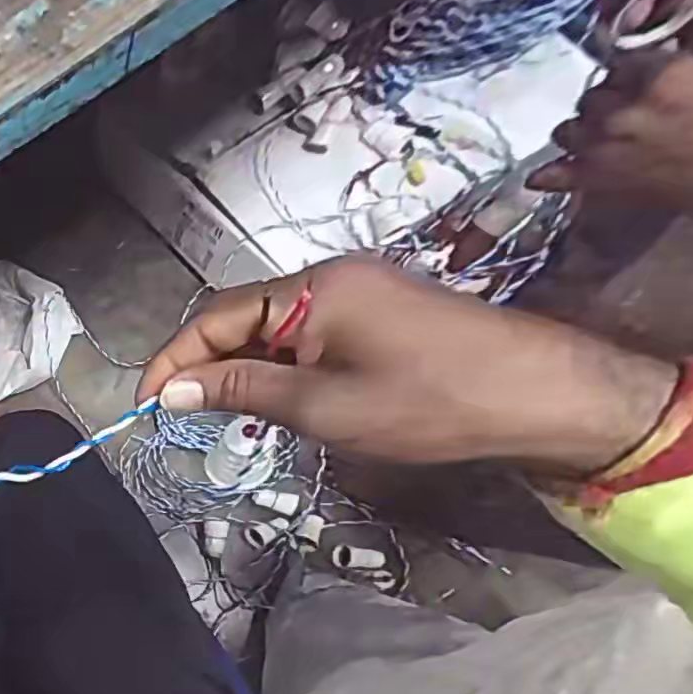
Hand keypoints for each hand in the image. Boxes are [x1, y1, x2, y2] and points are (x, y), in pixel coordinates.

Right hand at [136, 257, 676, 474]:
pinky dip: (268, 366)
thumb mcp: (319, 404)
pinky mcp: (368, 315)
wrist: (547, 399)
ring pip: (263, 329)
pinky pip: (296, 335)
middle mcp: (326, 279)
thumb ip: (239, 389)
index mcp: (312, 290)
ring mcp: (350, 294)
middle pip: (235, 318)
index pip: (214, 318)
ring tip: (215, 412)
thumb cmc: (429, 403)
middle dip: (199, 365)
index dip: (172, 360)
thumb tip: (172, 392)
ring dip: (232, 368)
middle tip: (179, 414)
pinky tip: (263, 397)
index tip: (146, 403)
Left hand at [529, 53, 692, 227]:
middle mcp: (620, 111)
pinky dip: (548, 174)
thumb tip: (663, 77)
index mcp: (663, 75)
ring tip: (600, 140)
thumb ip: (690, 72)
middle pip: (590, 99)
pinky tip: (558, 172)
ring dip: (580, 133)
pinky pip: (545, 178)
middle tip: (623, 113)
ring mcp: (598, 149)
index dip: (630, 74)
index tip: (637, 81)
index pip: (623, 64)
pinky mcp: (588, 183)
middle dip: (605, 103)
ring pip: (565, 132)